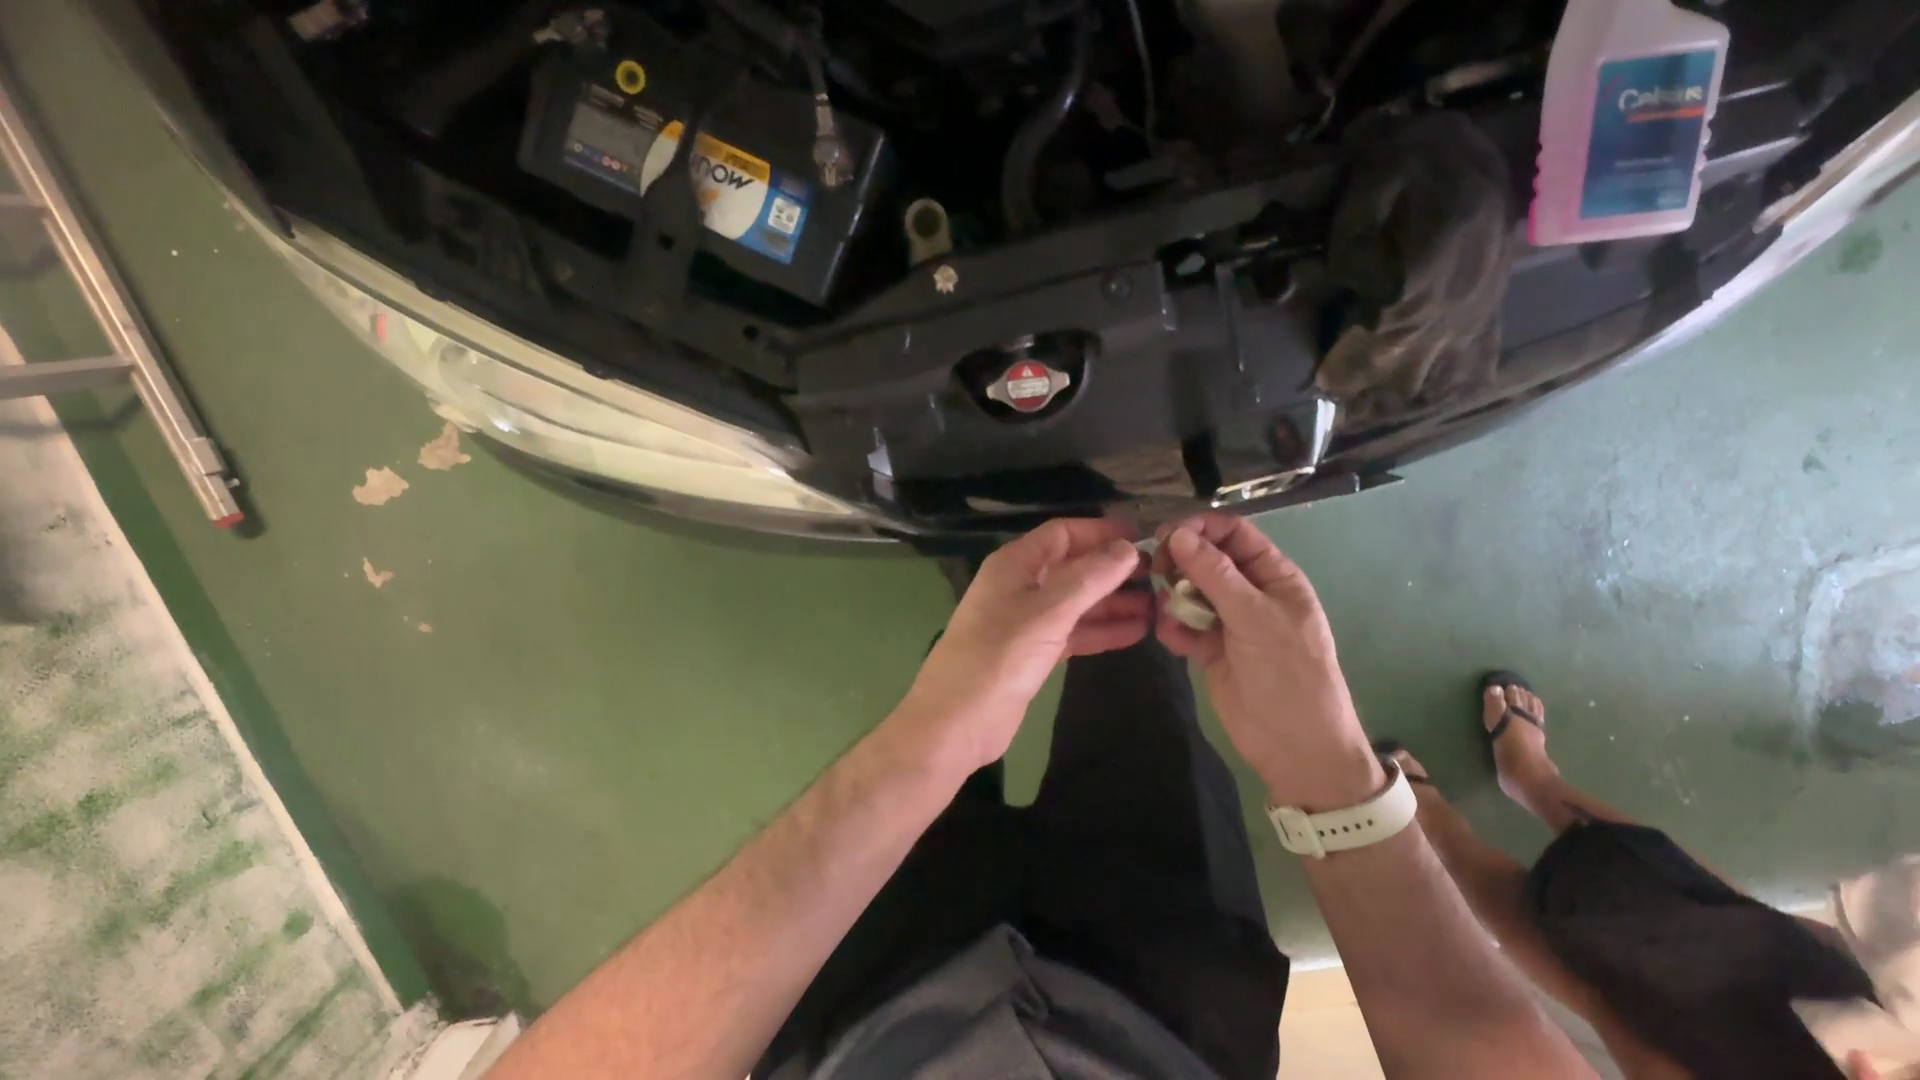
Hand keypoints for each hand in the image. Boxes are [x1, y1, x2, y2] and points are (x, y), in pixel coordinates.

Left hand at [896, 518, 1149, 773]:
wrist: (957, 721)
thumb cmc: (999, 655)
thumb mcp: (1048, 611)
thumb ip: (1089, 578)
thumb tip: (1128, 549)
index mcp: (1014, 564)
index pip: (1062, 534)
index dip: (1101, 532)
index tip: (1144, 538)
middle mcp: (1020, 586)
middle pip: (1073, 567)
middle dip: (1113, 570)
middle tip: (1160, 576)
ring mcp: (1026, 621)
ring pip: (1077, 603)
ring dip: (1113, 602)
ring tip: (1158, 605)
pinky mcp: (1033, 653)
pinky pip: (1074, 632)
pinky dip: (1101, 631)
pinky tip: (1136, 632)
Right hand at [1152, 513, 1381, 808]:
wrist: (1293, 743)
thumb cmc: (1287, 671)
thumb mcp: (1254, 616)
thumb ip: (1214, 573)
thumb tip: (1177, 533)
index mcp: (1274, 576)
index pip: (1234, 535)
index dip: (1201, 529)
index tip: (1165, 535)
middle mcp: (1250, 593)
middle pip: (1206, 560)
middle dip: (1180, 562)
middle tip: (1156, 570)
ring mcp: (1229, 622)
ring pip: (1189, 592)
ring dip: (1173, 597)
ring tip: (1167, 612)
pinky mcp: (1209, 650)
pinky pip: (1182, 626)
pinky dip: (1173, 628)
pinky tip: (1172, 639)